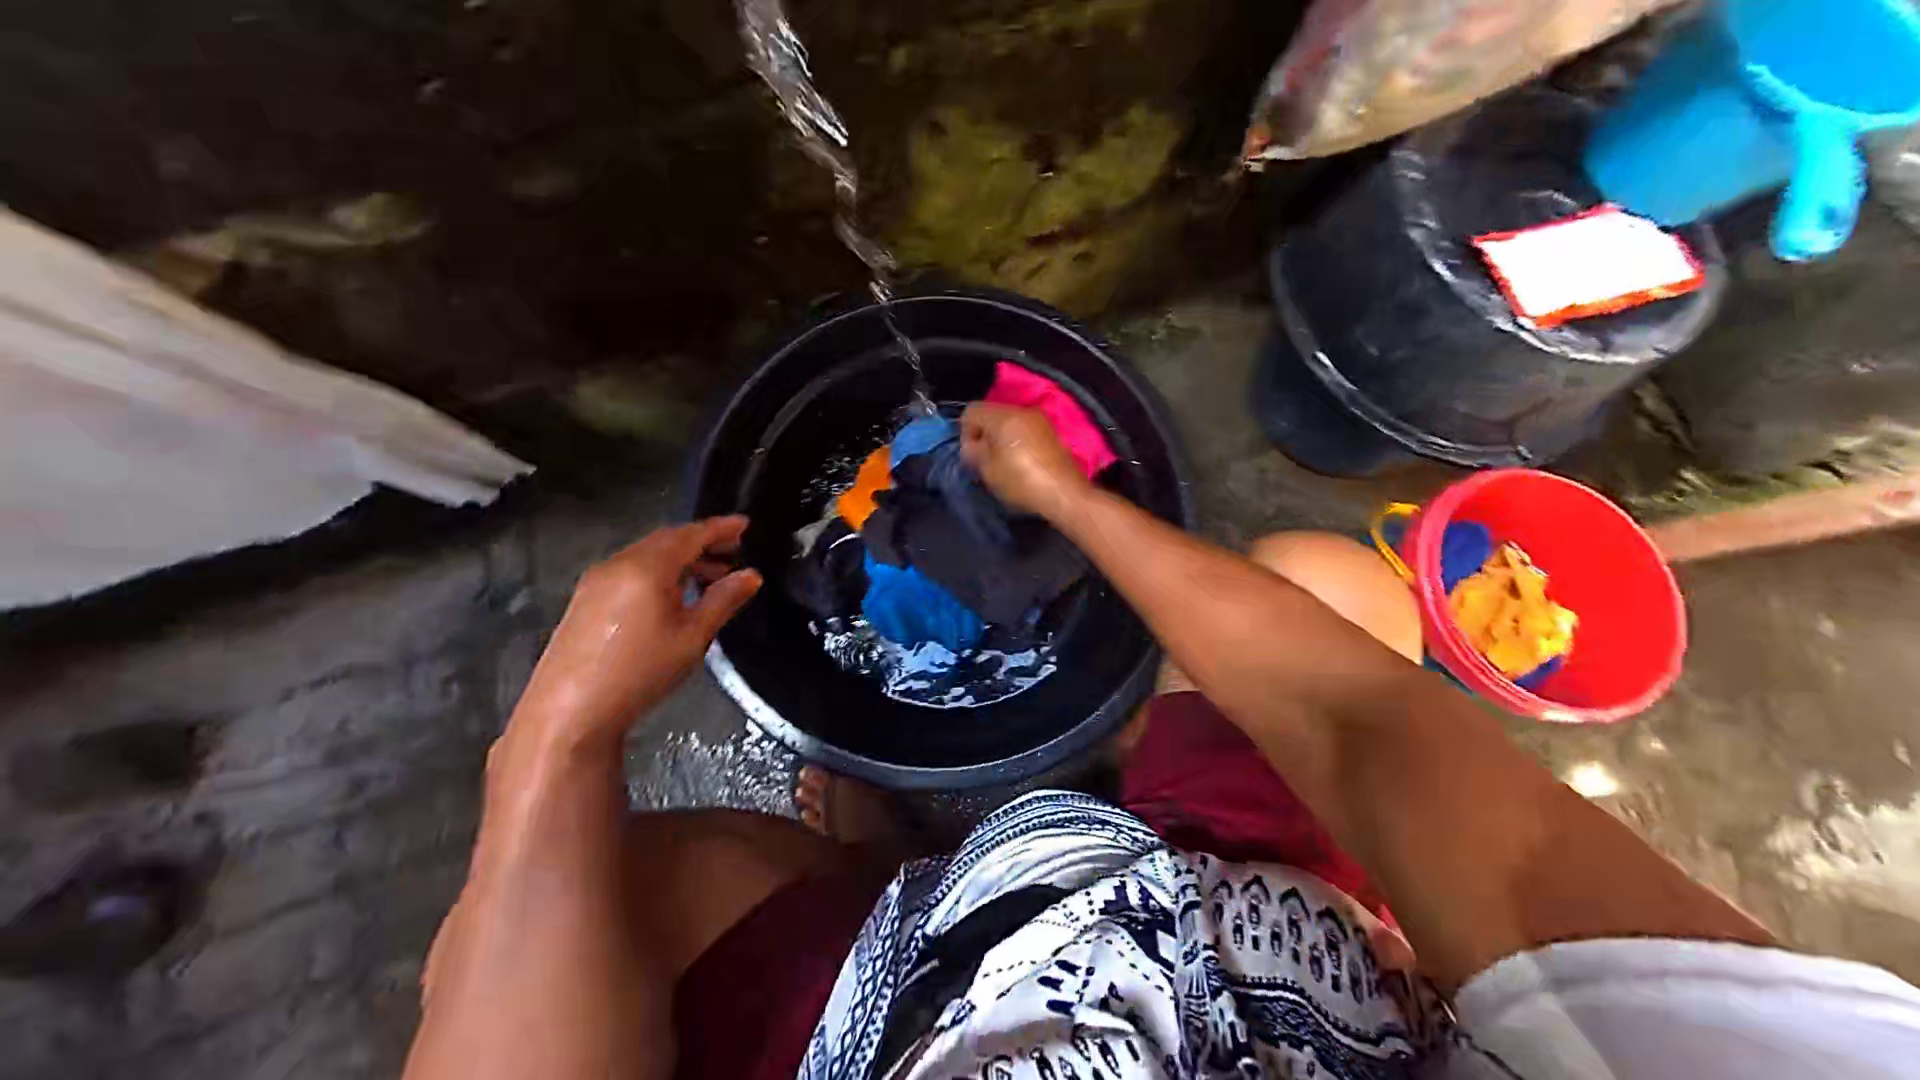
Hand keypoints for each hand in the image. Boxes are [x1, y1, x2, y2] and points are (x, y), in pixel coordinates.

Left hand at [507, 517, 761, 750]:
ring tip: (710, 577)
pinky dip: (659, 572)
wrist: (569, 711)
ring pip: (647, 555)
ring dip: (681, 559)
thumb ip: (723, 600)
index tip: (745, 524)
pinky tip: (672, 596)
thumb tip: (751, 575)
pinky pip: (630, 571)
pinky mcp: (585, 599)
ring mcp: (596, 581)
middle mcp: (618, 564)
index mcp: (647, 567)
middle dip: (701, 541)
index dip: (720, 528)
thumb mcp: (693, 637)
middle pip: (666, 540)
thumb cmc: (640, 671)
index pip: (690, 535)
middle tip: (732, 551)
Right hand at [960, 403, 1091, 518]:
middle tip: (984, 461)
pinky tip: (1020, 464)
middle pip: (991, 415)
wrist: (1064, 494)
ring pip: (1009, 423)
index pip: (972, 410)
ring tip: (1002, 464)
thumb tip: (972, 446)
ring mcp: (1040, 421)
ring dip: (1000, 439)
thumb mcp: (987, 470)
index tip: (971, 454)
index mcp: (1004, 416)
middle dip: (983, 435)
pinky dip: (1016, 442)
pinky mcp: (1051, 434)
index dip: (965, 432)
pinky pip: (1024, 431)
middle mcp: (1023, 411)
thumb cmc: (1022, 482)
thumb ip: (973, 452)